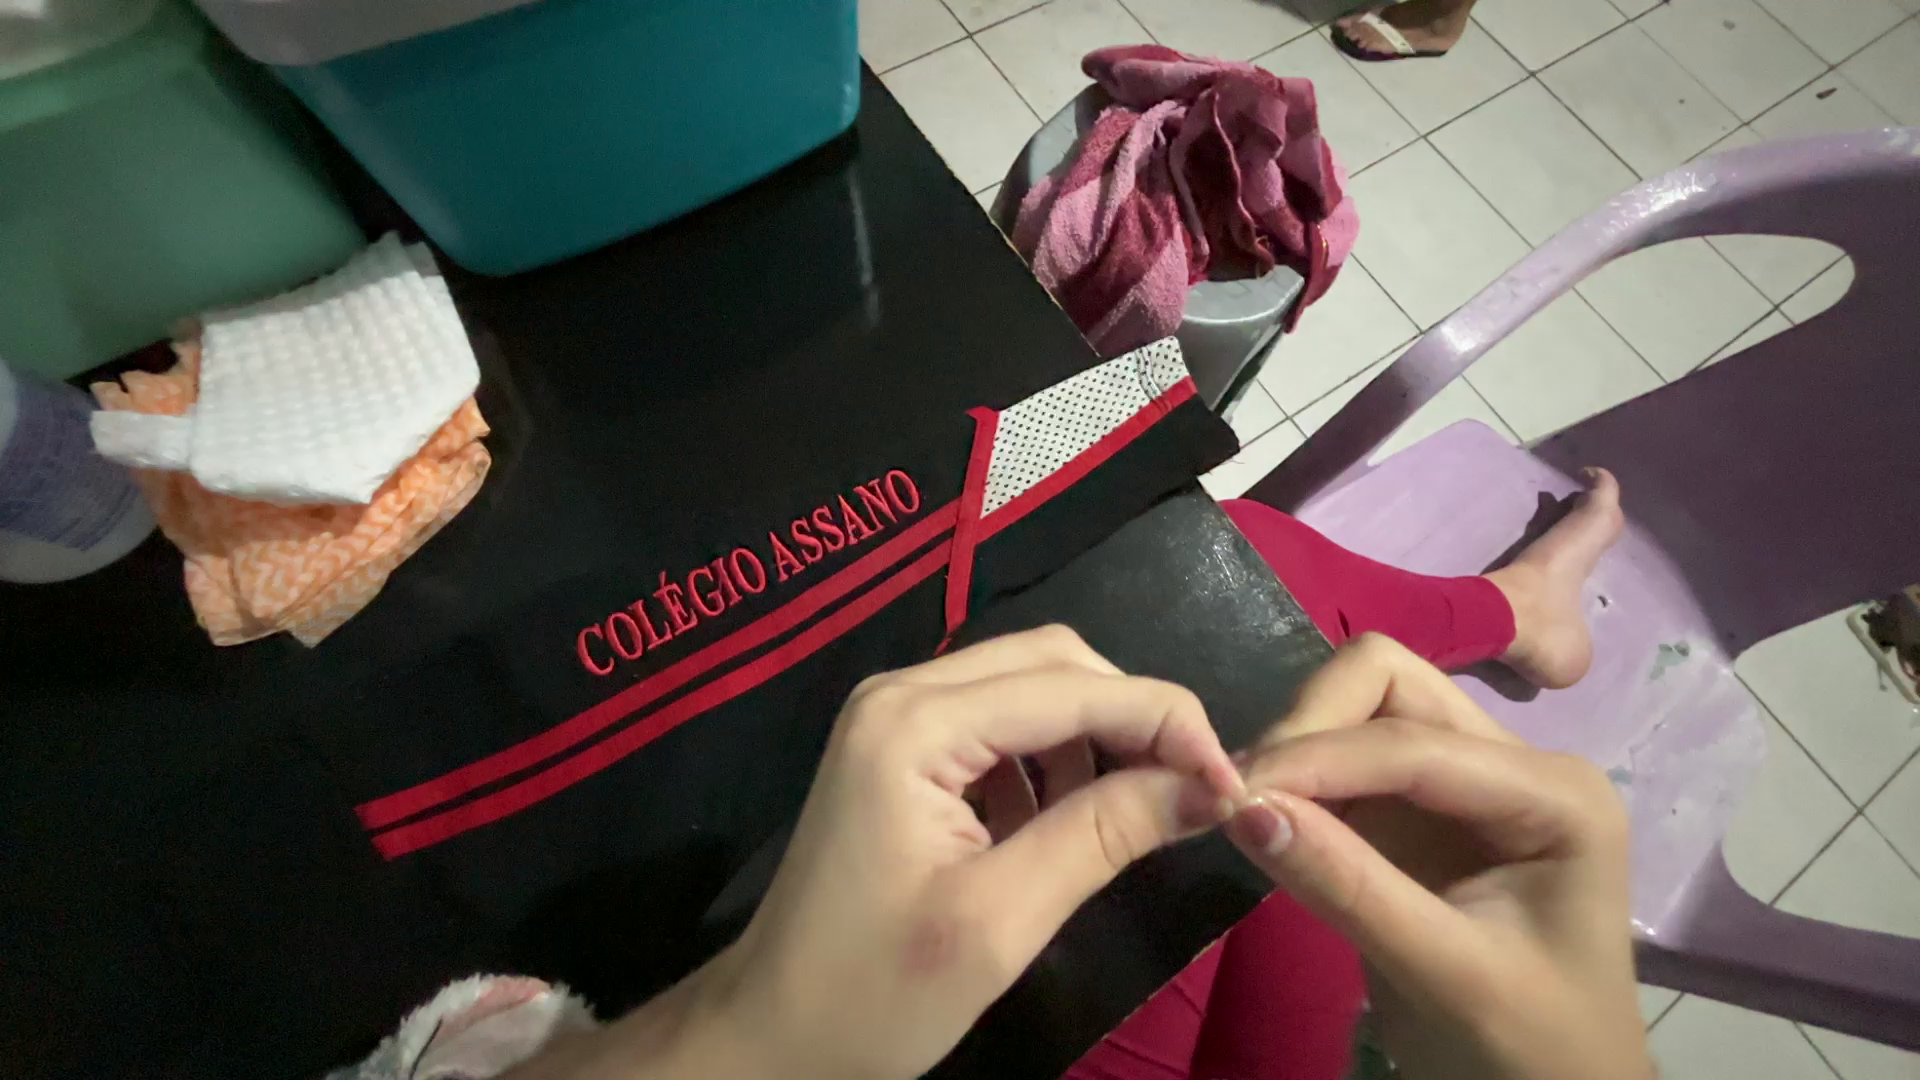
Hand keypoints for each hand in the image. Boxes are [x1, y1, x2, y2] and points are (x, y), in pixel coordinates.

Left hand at [679, 626, 1241, 1079]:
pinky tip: (1053, 814)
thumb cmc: (871, 995)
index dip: (1163, 721)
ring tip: (1119, 811)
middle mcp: (902, 689)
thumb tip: (1208, 788)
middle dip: (1130, 715)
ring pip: (1030, 681)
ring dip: (1091, 733)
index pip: (1069, 687)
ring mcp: (897, 709)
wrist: (767, 1032)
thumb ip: (1103, 836)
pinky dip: (1048, 753)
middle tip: (1187, 788)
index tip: (1230, 781)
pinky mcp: (902, 739)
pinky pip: (999, 715)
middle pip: (1051, 662)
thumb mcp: (1000, 922)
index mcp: (913, 722)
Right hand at [1224, 634, 1651, 1079]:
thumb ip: (1347, 886)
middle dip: (1307, 724)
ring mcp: (1452, 769)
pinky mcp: (1406, 793)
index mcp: (1552, 793)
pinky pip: (1334, 746)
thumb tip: (1242, 809)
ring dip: (1295, 740)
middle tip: (1251, 791)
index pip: (1408, 740)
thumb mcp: (1448, 977)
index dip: (1314, 758)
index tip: (1233, 796)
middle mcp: (1505, 758)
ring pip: (1353, 697)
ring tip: (1254, 804)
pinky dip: (1294, 768)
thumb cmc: (1531, 1051)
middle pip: (1382, 679)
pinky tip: (1270, 813)